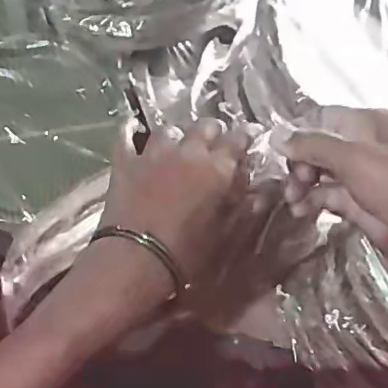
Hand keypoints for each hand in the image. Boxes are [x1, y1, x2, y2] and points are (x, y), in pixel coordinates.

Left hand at [85, 115, 251, 300]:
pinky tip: (133, 130)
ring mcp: (154, 153)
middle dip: (212, 134)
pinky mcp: (125, 163)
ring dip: (177, 137)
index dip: (244, 139)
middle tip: (213, 146)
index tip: (247, 143)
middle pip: (205, 127)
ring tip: (177, 147)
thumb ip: (243, 207)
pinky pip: (126, 135)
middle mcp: (189, 152)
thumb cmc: (187, 255)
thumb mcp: (225, 235)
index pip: (239, 139)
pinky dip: (131, 131)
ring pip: (170, 130)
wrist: (136, 260)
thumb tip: (262, 190)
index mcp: (219, 168)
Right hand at [284, 106, 387, 284]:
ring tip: (293, 201)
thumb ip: (313, 146)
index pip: (320, 118)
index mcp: (366, 124)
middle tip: (292, 183)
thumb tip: (276, 135)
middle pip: (316, 147)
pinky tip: (302, 211)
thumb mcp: (355, 157)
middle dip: (297, 162)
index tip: (277, 153)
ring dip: (301, 185)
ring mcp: (361, 178)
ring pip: (319, 174)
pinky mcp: (360, 205)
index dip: (297, 133)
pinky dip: (312, 202)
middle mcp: (362, 147)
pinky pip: (327, 198)